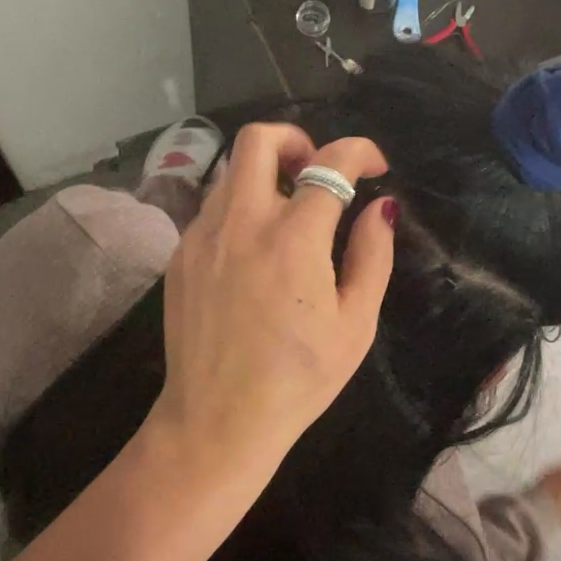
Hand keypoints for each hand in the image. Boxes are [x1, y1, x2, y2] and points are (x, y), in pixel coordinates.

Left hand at [148, 123, 396, 460]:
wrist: (217, 421)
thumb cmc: (298, 380)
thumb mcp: (355, 324)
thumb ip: (372, 255)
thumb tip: (381, 208)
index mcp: (292, 239)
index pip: (330, 163)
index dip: (359, 150)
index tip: (374, 166)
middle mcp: (241, 223)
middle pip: (259, 139)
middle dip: (296, 140)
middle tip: (316, 172)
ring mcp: (202, 236)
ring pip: (232, 172)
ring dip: (266, 176)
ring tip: (289, 216)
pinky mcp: (180, 256)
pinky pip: (212, 209)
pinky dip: (241, 209)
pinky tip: (255, 253)